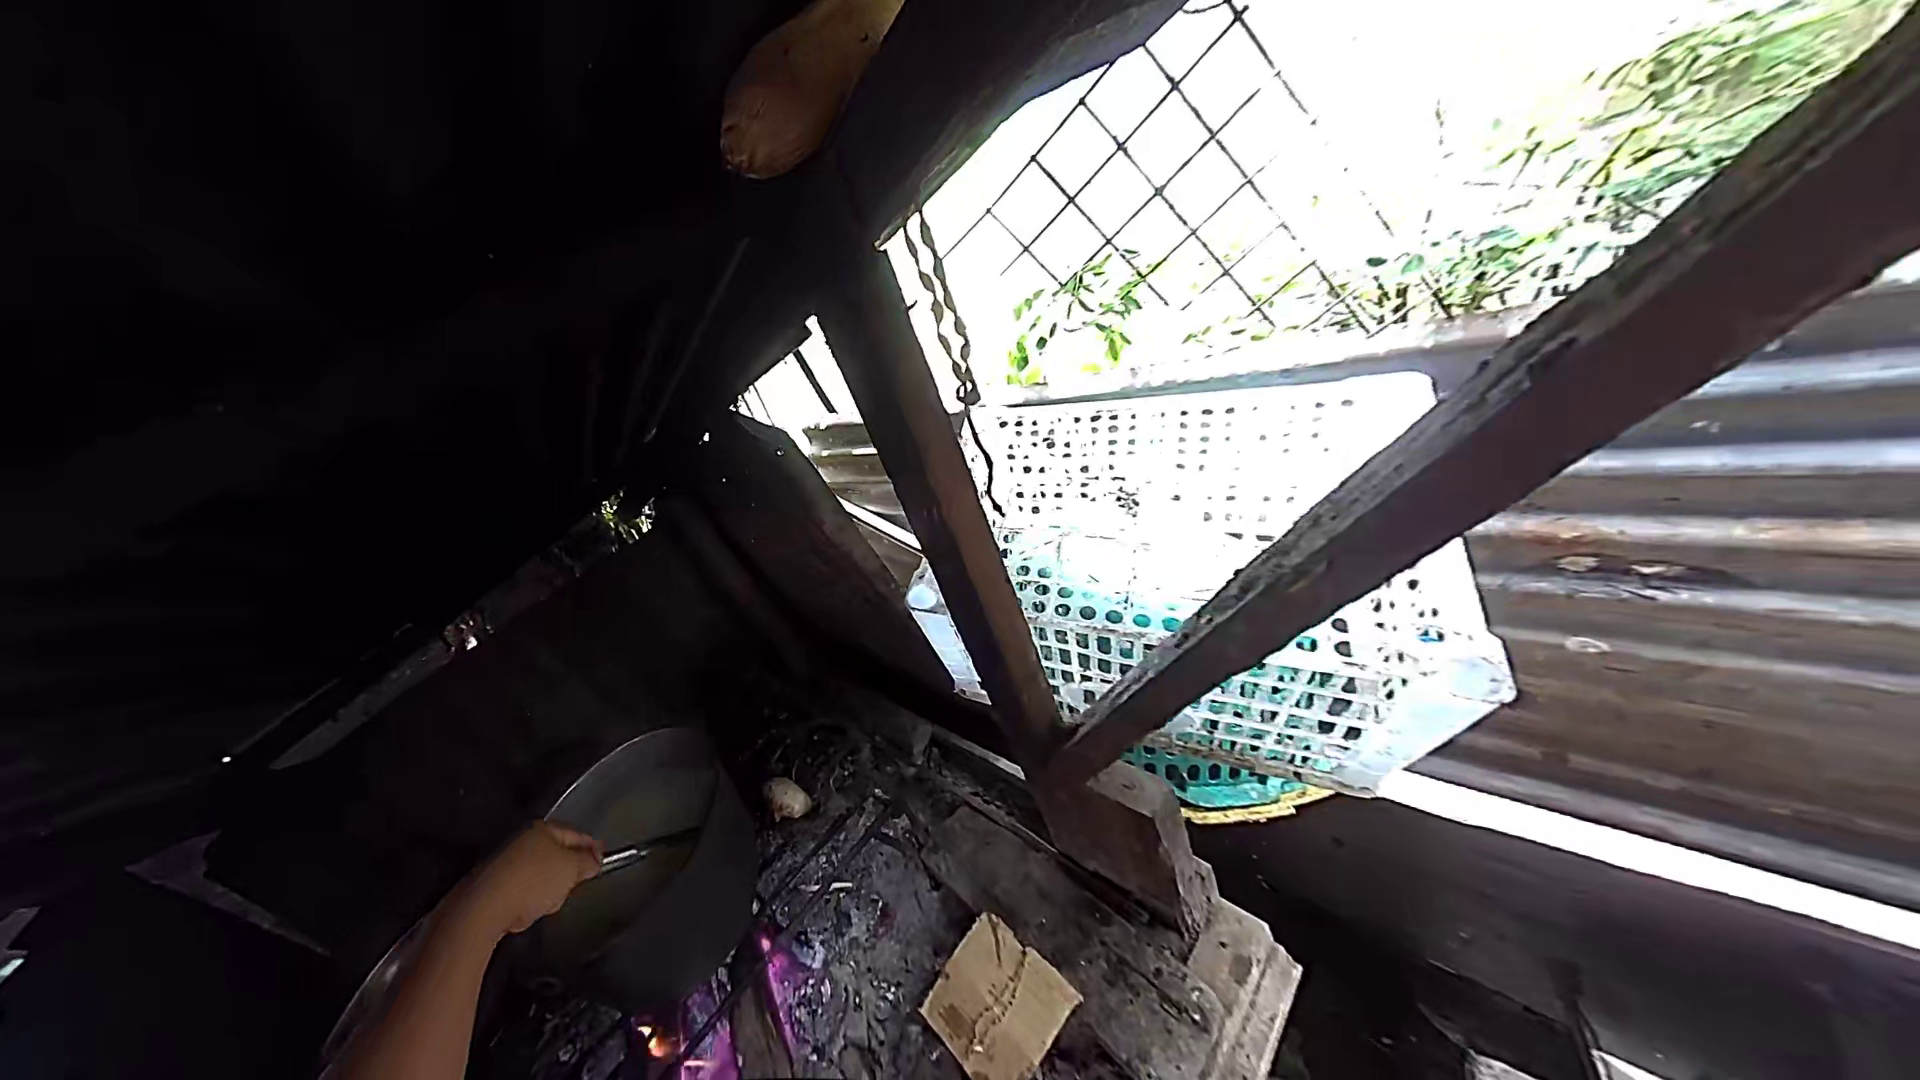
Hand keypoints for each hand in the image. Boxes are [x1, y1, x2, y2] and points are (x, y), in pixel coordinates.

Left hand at [458, 822, 602, 937]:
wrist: (479, 914)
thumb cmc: (527, 884)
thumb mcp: (573, 870)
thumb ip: (589, 862)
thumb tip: (593, 861)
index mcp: (542, 829)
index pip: (576, 835)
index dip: (592, 848)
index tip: (601, 858)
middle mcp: (519, 841)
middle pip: (555, 855)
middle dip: (566, 872)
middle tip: (572, 884)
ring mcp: (501, 864)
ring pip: (536, 875)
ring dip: (544, 890)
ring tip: (544, 904)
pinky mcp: (486, 888)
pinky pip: (516, 893)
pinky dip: (523, 902)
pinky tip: (523, 913)